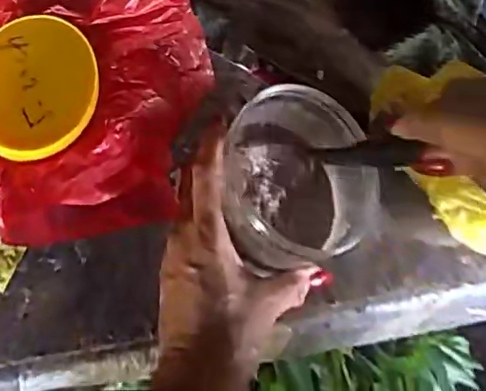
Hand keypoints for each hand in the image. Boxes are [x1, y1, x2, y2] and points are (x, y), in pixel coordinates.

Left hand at [154, 124, 321, 390]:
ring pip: (181, 201)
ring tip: (220, 168)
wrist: (194, 374)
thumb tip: (316, 270)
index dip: (210, 145)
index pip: (202, 176)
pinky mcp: (169, 266)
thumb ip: (290, 282)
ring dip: (196, 180)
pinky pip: (180, 221)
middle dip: (201, 156)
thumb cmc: (230, 333)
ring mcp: (170, 249)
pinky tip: (211, 211)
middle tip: (221, 136)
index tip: (218, 120)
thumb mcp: (265, 305)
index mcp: (202, 234)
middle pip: (186, 182)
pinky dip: (194, 205)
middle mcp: (180, 233)